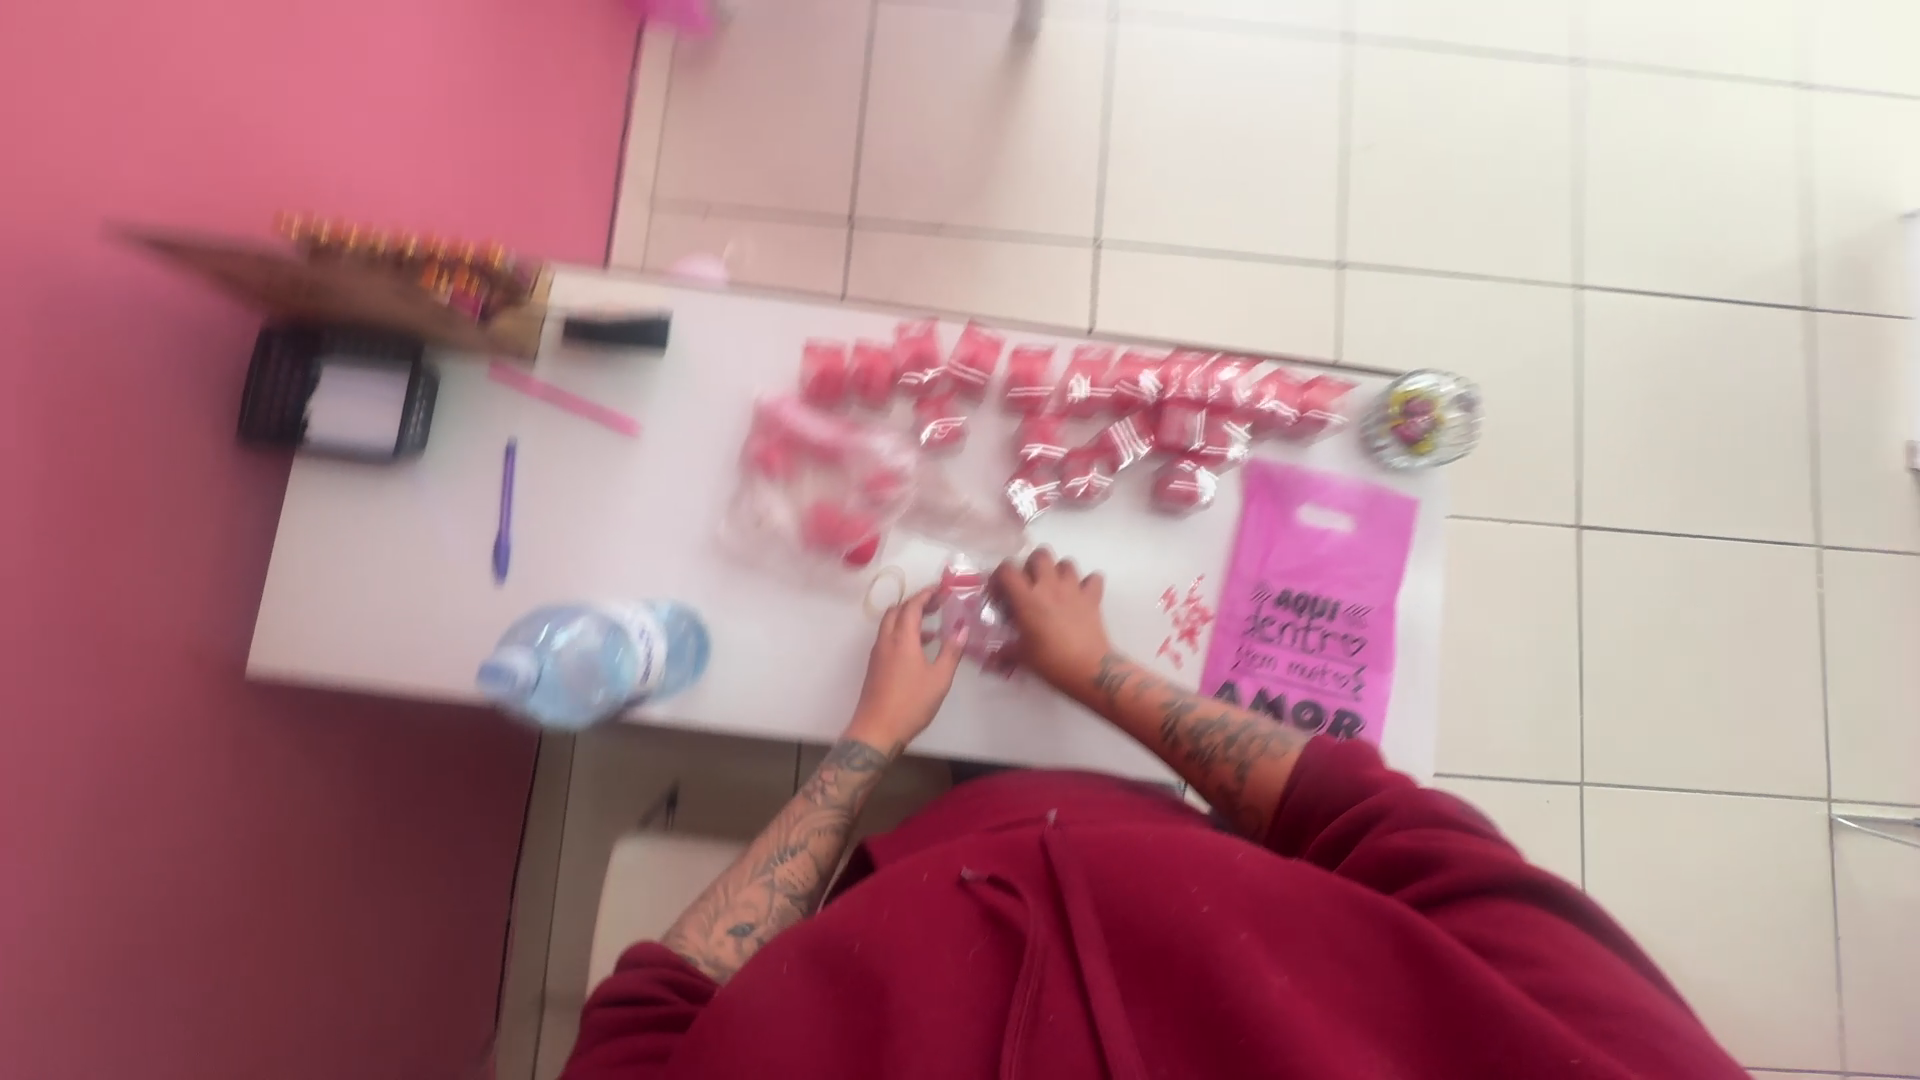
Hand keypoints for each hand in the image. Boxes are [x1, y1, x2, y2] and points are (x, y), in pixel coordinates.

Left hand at [846, 588, 963, 749]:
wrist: (876, 730)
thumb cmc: (911, 704)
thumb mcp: (939, 678)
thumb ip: (951, 651)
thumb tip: (963, 629)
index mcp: (902, 639)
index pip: (912, 606)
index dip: (926, 594)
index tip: (940, 590)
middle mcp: (886, 641)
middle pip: (897, 611)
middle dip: (915, 603)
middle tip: (936, 605)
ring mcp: (878, 654)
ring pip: (890, 625)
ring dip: (908, 619)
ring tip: (931, 627)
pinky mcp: (875, 666)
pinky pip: (888, 639)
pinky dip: (902, 634)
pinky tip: (918, 650)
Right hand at [993, 547, 1111, 690]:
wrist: (1088, 669)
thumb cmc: (1050, 661)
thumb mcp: (1021, 656)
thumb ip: (1004, 650)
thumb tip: (991, 657)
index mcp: (1027, 598)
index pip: (1007, 569)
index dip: (1000, 576)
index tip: (1001, 593)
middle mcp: (1049, 586)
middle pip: (1040, 555)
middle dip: (1032, 564)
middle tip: (1029, 584)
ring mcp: (1073, 589)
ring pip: (1066, 562)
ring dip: (1059, 571)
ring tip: (1055, 588)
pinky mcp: (1093, 597)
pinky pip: (1093, 578)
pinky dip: (1088, 583)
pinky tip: (1081, 595)